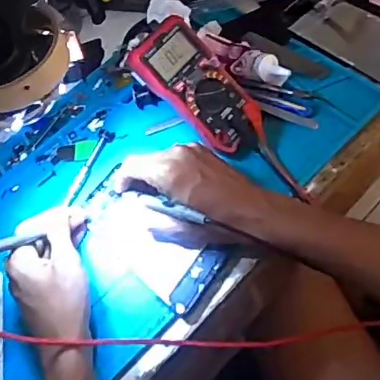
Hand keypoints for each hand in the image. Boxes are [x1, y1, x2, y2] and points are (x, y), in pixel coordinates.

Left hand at [6, 207, 91, 345]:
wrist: (66, 347)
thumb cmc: (66, 302)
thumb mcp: (66, 260)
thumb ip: (60, 231)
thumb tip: (61, 213)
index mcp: (16, 259)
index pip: (33, 225)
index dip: (55, 216)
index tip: (76, 214)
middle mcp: (14, 268)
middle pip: (35, 237)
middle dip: (58, 227)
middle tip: (80, 221)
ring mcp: (23, 282)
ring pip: (41, 251)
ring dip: (59, 240)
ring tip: (79, 232)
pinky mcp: (33, 292)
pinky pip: (43, 265)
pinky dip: (57, 255)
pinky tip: (72, 250)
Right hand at [116, 144, 289, 234]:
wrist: (258, 210)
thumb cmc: (221, 224)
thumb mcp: (185, 231)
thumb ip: (158, 221)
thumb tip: (142, 215)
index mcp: (167, 171)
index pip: (130, 166)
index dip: (121, 180)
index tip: (121, 193)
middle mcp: (175, 153)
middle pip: (143, 159)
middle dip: (136, 176)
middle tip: (137, 195)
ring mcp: (190, 148)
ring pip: (158, 156)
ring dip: (153, 171)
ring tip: (158, 191)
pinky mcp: (201, 149)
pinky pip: (174, 155)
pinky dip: (168, 166)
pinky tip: (177, 183)